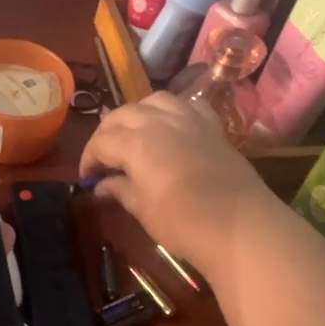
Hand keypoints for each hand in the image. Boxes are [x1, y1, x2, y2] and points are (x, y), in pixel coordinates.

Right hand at [79, 92, 276, 275]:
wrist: (238, 225)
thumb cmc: (182, 222)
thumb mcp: (143, 209)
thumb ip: (120, 190)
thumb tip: (101, 186)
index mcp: (135, 142)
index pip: (100, 143)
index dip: (88, 160)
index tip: (86, 179)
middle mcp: (159, 121)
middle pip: (122, 115)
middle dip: (106, 133)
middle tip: (103, 158)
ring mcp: (189, 119)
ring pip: (154, 101)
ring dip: (137, 114)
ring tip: (134, 134)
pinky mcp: (212, 127)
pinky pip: (188, 106)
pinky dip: (173, 111)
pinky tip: (171, 127)